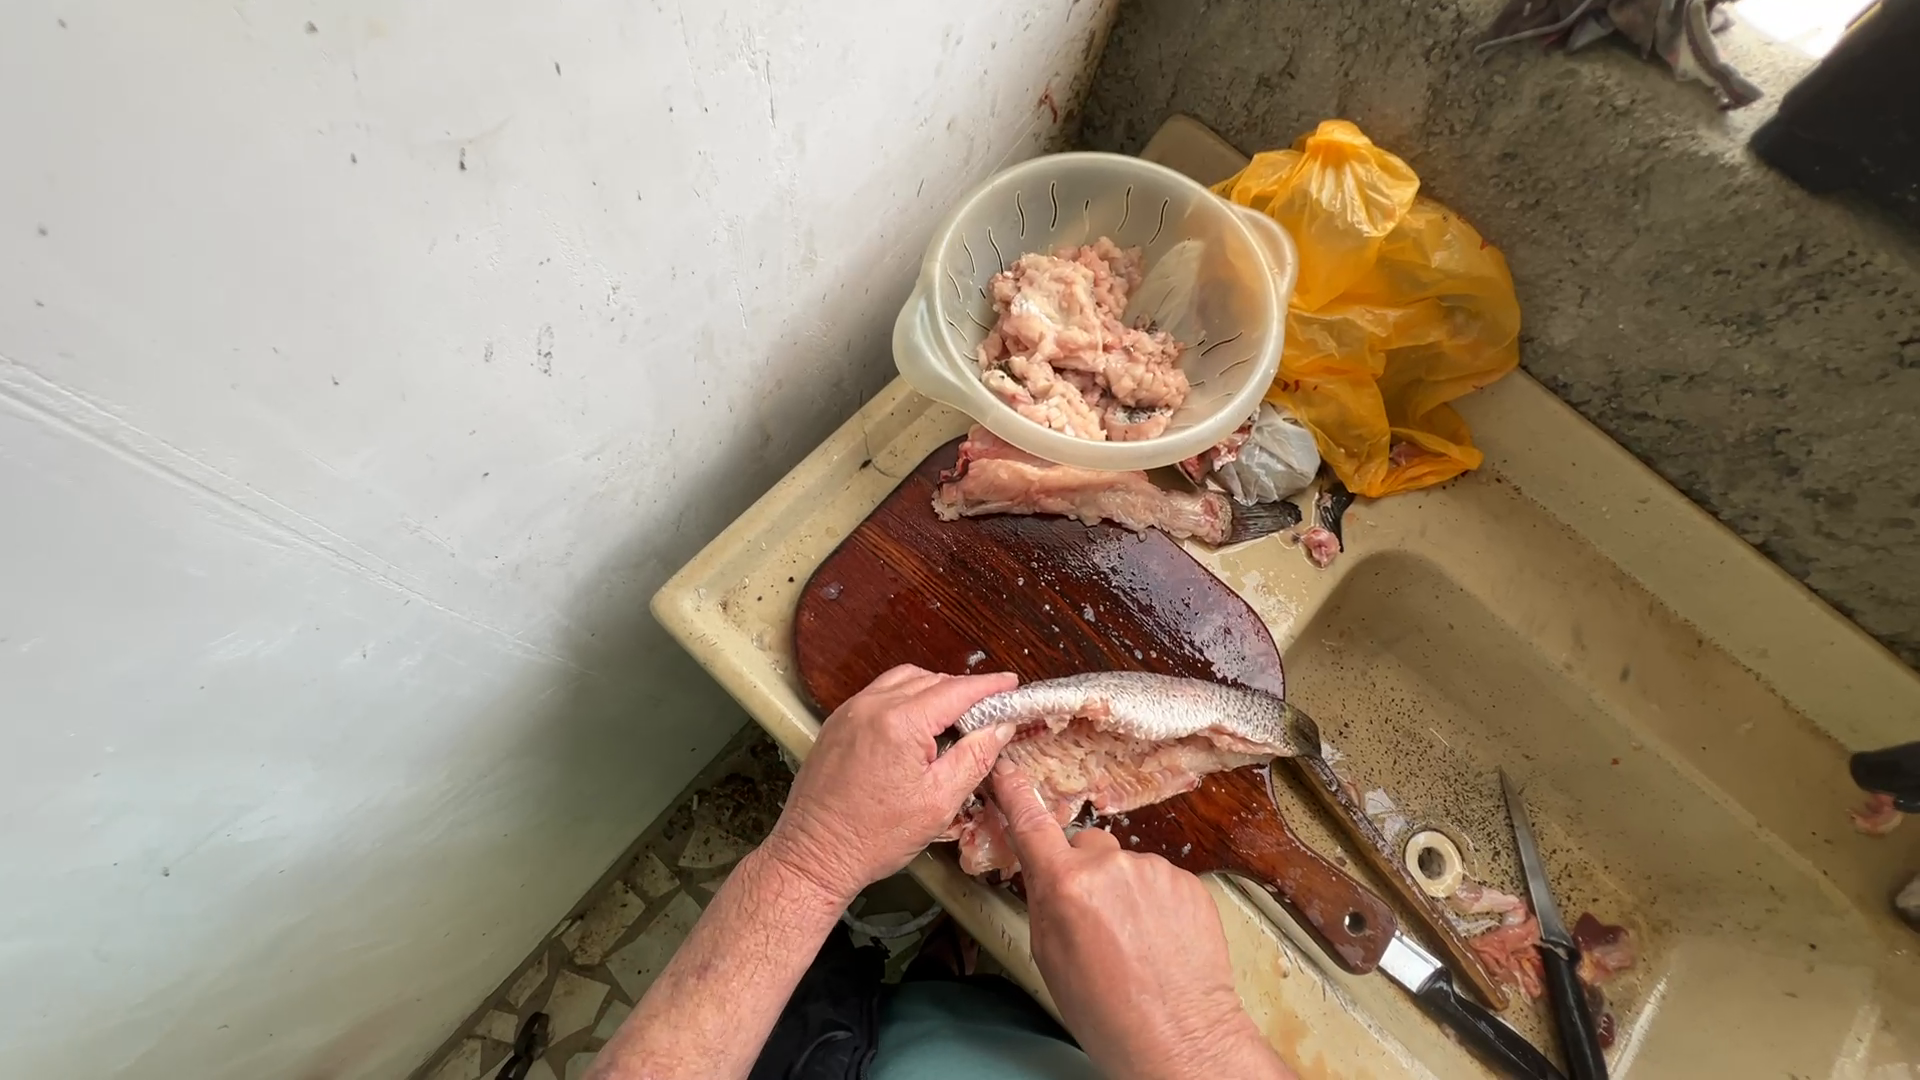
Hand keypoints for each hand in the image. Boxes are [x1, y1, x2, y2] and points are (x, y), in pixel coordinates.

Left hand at [763, 665, 1018, 906]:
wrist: (812, 856)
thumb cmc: (874, 837)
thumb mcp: (939, 802)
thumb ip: (974, 757)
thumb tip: (1000, 727)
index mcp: (900, 722)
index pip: (956, 690)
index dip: (988, 685)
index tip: (1011, 683)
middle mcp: (872, 705)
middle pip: (930, 680)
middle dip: (962, 690)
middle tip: (987, 710)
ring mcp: (850, 711)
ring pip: (903, 680)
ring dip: (933, 689)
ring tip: (954, 716)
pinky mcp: (837, 722)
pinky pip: (879, 693)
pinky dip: (905, 697)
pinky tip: (916, 724)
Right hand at [992, 762, 1294, 1079]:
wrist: (1182, 1043)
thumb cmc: (1110, 1013)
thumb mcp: (1050, 957)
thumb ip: (1044, 901)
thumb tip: (1044, 872)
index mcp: (1066, 885)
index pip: (1031, 823)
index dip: (1014, 793)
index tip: (1007, 771)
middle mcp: (1108, 867)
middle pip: (1085, 845)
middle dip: (1084, 870)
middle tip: (1095, 918)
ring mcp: (1152, 870)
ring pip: (1124, 864)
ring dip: (1124, 890)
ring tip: (1134, 940)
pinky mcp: (1186, 880)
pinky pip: (1158, 878)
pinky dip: (1156, 901)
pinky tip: (1159, 938)